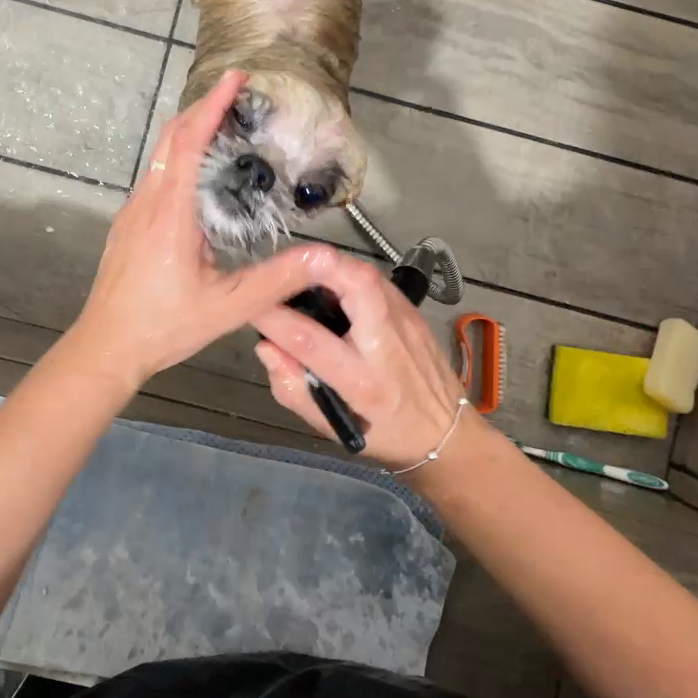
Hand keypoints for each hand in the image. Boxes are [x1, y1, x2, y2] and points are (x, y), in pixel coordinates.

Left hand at [68, 70, 328, 382]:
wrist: (106, 346)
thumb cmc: (163, 326)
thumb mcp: (228, 308)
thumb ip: (277, 280)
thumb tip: (325, 257)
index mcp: (171, 214)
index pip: (190, 142)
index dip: (213, 105)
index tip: (236, 79)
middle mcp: (147, 203)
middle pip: (171, 138)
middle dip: (202, 109)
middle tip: (237, 97)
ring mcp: (132, 212)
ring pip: (159, 156)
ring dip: (188, 132)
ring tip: (223, 126)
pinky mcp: (127, 225)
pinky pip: (154, 176)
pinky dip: (177, 157)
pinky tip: (198, 175)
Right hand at [252, 253, 482, 470]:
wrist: (446, 432)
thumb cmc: (382, 433)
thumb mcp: (329, 425)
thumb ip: (291, 386)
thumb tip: (265, 346)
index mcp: (362, 382)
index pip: (310, 340)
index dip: (274, 317)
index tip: (250, 306)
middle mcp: (386, 345)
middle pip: (355, 286)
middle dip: (314, 267)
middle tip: (280, 266)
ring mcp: (404, 321)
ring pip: (365, 275)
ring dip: (328, 264)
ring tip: (297, 270)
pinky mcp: (412, 310)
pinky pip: (373, 279)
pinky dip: (345, 272)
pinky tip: (328, 281)